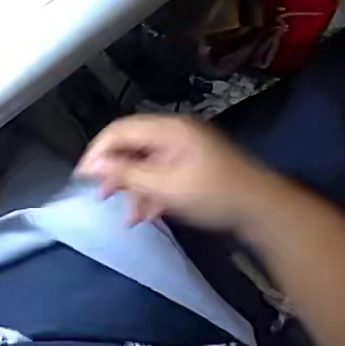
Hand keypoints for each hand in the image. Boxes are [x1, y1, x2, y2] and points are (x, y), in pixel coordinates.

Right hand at [75, 115, 295, 235]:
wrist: (262, 210)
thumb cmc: (214, 194)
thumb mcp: (165, 187)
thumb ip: (126, 175)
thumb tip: (92, 167)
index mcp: (168, 129)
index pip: (119, 130)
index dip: (97, 152)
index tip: (82, 178)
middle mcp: (174, 134)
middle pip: (132, 147)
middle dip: (115, 173)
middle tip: (102, 196)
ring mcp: (185, 151)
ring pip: (146, 165)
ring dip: (133, 189)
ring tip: (128, 216)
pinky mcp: (193, 168)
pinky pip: (161, 176)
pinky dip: (151, 194)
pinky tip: (146, 215)